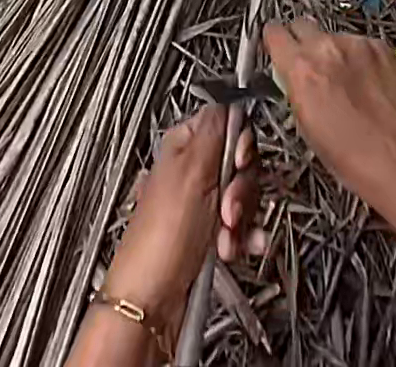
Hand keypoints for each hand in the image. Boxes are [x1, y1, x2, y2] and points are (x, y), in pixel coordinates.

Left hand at [101, 106, 261, 331]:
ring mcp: (203, 199)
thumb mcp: (193, 172)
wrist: (151, 299)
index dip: (241, 144)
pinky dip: (244, 236)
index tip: (238, 162)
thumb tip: (227, 96)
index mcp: (186, 143)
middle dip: (243, 188)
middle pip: (241, 160)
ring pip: (245, 193)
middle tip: (228, 208)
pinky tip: (237, 248)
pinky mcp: (211, 228)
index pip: (229, 122)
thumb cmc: (160, 236)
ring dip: (243, 218)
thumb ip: (214, 131)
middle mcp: (194, 167)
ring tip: (227, 236)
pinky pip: (243, 223)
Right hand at [264, 16, 395, 207]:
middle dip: (302, 41)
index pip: (274, 32)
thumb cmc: (353, 156)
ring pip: (332, 35)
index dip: (276, 42)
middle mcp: (325, 48)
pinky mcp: (380, 47)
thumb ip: (294, 87)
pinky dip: (359, 57)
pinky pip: (359, 42)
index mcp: (300, 68)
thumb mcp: (305, 124)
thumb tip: (292, 75)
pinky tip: (367, 83)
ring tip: (347, 82)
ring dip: (333, 51)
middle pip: (301, 24)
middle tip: (311, 65)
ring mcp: (355, 44)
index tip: (280, 50)